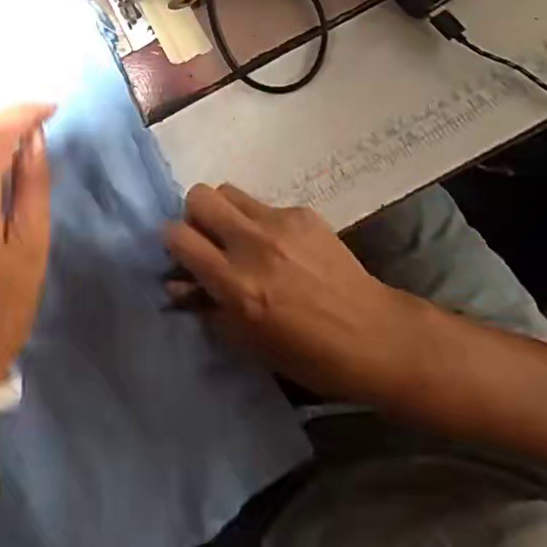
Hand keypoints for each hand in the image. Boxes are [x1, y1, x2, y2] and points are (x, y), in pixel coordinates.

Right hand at [165, 183, 429, 405]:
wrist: (373, 334)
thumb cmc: (308, 355)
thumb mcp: (249, 342)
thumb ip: (209, 306)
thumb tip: (178, 284)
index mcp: (236, 283)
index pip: (179, 236)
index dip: (173, 244)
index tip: (182, 257)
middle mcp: (253, 244)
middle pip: (200, 196)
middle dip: (195, 216)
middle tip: (209, 241)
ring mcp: (280, 223)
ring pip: (230, 191)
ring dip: (226, 212)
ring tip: (241, 239)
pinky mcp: (304, 213)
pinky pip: (266, 205)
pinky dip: (262, 222)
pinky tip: (283, 249)